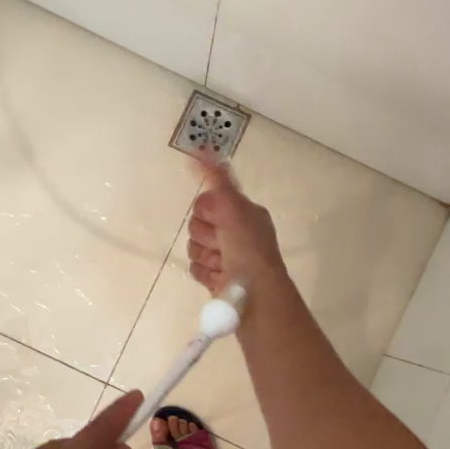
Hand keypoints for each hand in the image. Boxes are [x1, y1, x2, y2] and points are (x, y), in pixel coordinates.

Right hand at [188, 161, 284, 294]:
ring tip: (222, 267)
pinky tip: (218, 280)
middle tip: (222, 247)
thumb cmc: (248, 252)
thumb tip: (202, 150)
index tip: (219, 220)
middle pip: (197, 224)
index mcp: (244, 213)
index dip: (208, 211)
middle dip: (205, 237)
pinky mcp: (217, 278)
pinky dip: (204, 274)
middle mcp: (236, 233)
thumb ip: (218, 181)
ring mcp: (226, 257)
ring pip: (194, 248)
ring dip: (205, 257)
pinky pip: (195, 268)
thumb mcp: (234, 209)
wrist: (255, 298)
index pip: (209, 200)